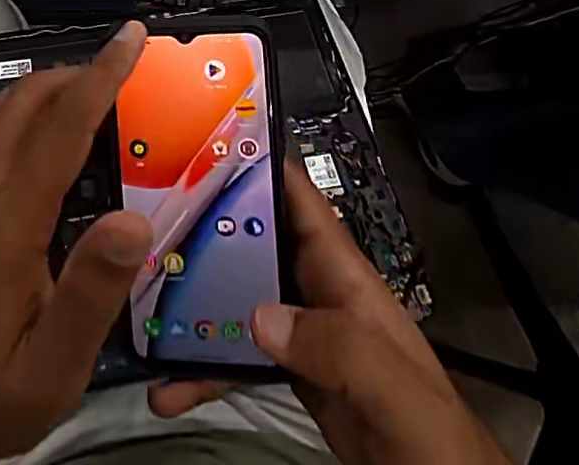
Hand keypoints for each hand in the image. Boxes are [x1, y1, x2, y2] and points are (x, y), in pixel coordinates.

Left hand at [0, 22, 152, 464]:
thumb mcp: (52, 367)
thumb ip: (92, 292)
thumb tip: (132, 222)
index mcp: (5, 225)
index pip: (60, 130)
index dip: (100, 78)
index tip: (128, 41)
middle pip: (23, 103)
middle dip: (74, 70)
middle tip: (121, 62)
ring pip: (2, 112)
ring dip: (49, 87)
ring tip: (96, 86)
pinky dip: (30, 113)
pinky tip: (54, 133)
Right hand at [149, 161, 510, 464]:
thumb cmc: (434, 436)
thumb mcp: (392, 384)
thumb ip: (339, 346)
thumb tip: (260, 318)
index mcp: (340, 274)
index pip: (296, 198)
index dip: (255, 161)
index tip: (202, 141)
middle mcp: (312, 289)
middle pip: (246, 239)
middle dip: (198, 226)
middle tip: (145, 220)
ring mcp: (296, 327)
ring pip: (230, 293)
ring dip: (187, 300)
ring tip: (144, 306)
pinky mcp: (284, 364)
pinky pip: (231, 349)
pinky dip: (200, 361)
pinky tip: (171, 379)